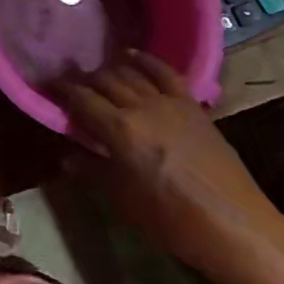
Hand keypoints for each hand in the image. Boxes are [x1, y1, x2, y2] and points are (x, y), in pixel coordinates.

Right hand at [63, 49, 283, 282]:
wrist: (235, 226)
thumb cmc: (173, 221)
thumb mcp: (123, 201)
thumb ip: (93, 171)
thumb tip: (67, 156)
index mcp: (120, 130)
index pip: (81, 99)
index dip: (62, 90)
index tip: (48, 86)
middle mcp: (142, 106)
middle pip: (104, 81)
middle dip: (83, 79)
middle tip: (69, 83)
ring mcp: (169, 102)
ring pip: (131, 73)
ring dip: (110, 69)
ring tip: (96, 72)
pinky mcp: (192, 105)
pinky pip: (164, 72)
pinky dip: (146, 61)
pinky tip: (132, 57)